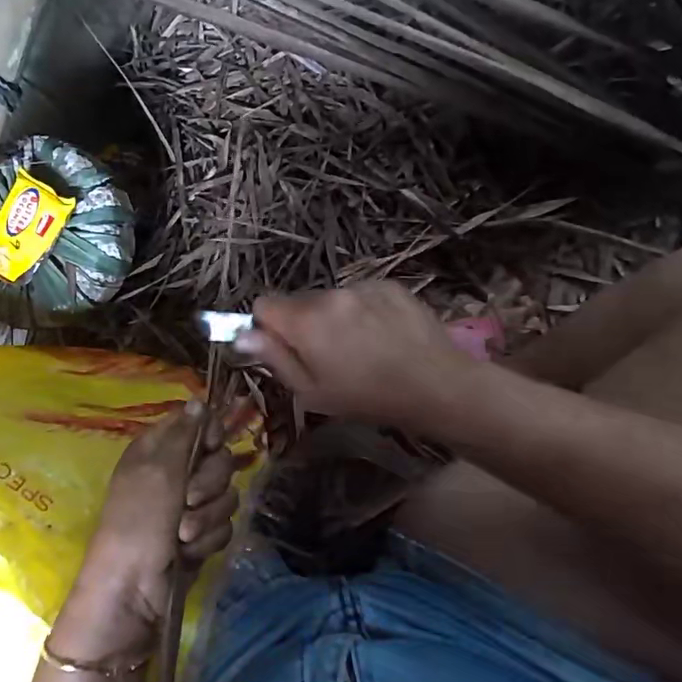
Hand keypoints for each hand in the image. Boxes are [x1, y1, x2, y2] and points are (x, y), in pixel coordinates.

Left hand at [51, 403, 238, 663]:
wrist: (133, 588)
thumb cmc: (138, 521)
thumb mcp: (159, 471)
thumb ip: (185, 434)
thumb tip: (199, 399)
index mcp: (157, 449)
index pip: (195, 423)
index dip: (209, 433)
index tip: (210, 447)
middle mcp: (174, 472)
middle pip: (218, 459)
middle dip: (209, 483)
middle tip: (189, 500)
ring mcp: (189, 504)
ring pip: (225, 494)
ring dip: (207, 516)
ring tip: (183, 535)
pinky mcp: (201, 533)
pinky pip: (224, 524)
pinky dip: (208, 538)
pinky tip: (189, 551)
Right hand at [236, 281, 469, 430]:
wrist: (438, 385)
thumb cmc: (368, 397)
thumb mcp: (313, 392)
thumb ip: (275, 359)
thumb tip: (243, 336)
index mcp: (305, 321)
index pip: (264, 303)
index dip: (269, 326)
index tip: (288, 348)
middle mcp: (329, 294)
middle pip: (298, 301)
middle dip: (303, 323)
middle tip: (328, 355)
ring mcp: (361, 286)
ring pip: (331, 298)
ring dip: (334, 316)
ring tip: (362, 347)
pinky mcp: (389, 284)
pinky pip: (360, 294)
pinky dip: (363, 310)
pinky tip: (383, 335)